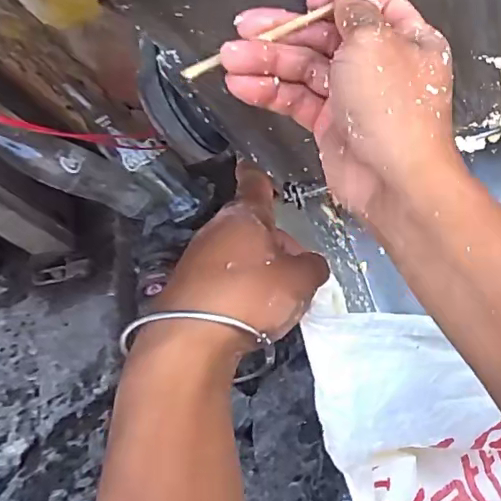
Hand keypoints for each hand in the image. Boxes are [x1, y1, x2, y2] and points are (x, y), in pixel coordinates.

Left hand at [149, 162, 329, 351]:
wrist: (192, 338)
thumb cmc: (252, 295)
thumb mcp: (302, 280)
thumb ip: (314, 265)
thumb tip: (309, 263)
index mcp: (246, 216)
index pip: (255, 184)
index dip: (261, 174)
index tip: (257, 163)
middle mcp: (217, 229)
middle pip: (252, 227)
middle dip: (275, 243)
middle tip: (296, 269)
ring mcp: (197, 256)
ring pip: (238, 254)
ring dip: (258, 268)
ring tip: (275, 297)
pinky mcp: (187, 285)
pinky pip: (224, 278)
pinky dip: (239, 288)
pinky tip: (250, 311)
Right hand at [219, 0, 467, 222]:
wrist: (396, 182)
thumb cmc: (396, 113)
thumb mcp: (374, 44)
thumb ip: (356, 12)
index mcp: (408, 42)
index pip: (372, 9)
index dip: (339, 2)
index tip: (308, 3)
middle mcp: (383, 67)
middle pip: (328, 38)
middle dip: (285, 32)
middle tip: (245, 27)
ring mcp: (357, 98)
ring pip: (307, 69)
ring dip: (267, 62)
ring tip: (231, 58)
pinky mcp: (334, 125)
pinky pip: (298, 100)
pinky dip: (271, 91)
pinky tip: (243, 84)